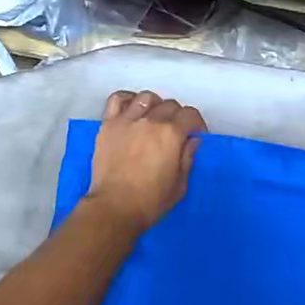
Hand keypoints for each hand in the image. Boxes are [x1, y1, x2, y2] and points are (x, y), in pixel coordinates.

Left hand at [87, 91, 204, 231]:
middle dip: (177, 116)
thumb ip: (188, 158)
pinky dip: (127, 99)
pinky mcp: (108, 124)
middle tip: (175, 132)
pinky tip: (131, 110)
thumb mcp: (180, 185)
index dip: (196, 124)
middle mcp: (150, 120)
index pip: (190, 114)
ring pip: (146, 98)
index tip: (195, 134)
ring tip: (153, 118)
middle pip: (169, 105)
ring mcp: (126, 120)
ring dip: (155, 105)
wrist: (115, 206)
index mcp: (171, 134)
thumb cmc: (151, 201)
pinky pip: (117, 100)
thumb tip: (193, 140)